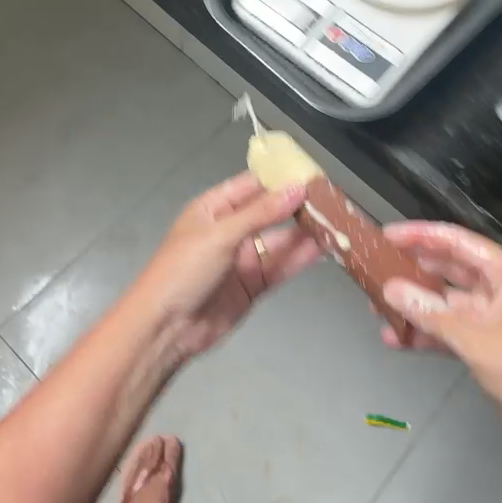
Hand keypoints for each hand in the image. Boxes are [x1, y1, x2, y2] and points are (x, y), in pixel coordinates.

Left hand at [128, 174, 323, 360]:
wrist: (165, 329)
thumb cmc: (183, 270)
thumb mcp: (220, 235)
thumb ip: (262, 213)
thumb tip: (297, 188)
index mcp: (213, 209)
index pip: (252, 185)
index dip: (280, 178)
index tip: (312, 173)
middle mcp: (230, 230)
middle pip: (269, 212)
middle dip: (297, 206)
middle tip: (332, 199)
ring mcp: (242, 259)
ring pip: (280, 241)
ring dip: (304, 233)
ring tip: (335, 223)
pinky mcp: (253, 285)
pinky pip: (281, 267)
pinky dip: (301, 259)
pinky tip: (324, 249)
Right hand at [380, 222, 501, 434]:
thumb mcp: (475, 340)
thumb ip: (430, 314)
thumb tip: (389, 289)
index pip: (457, 241)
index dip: (420, 235)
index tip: (385, 235)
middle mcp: (499, 287)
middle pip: (448, 268)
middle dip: (411, 271)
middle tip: (373, 270)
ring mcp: (492, 316)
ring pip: (445, 302)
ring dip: (414, 307)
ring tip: (375, 307)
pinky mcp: (486, 343)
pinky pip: (449, 329)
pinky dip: (426, 334)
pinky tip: (395, 339)